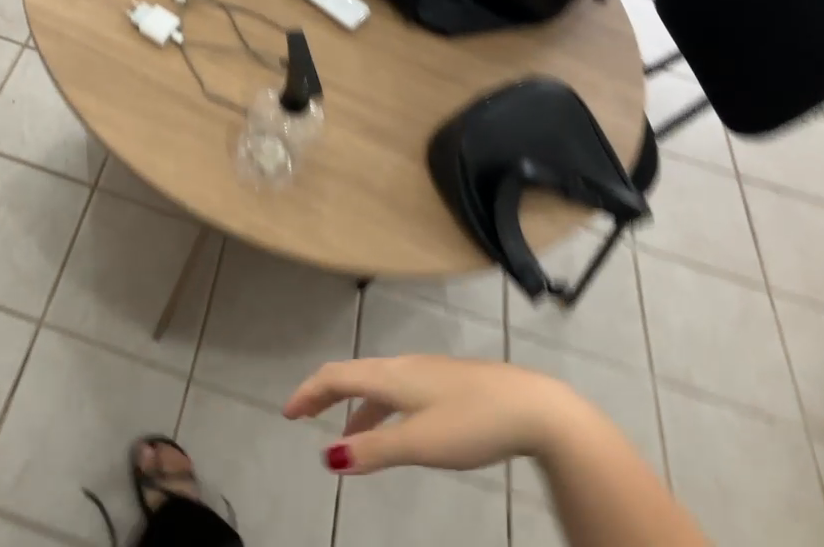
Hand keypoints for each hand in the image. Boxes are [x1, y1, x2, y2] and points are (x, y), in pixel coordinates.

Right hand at [282, 354, 577, 474]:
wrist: (535, 407)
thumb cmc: (473, 422)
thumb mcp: (420, 443)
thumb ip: (374, 450)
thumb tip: (328, 456)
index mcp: (391, 376)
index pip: (336, 376)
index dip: (309, 392)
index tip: (288, 412)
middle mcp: (404, 367)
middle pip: (353, 374)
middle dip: (326, 395)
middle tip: (305, 416)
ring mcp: (429, 373)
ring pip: (379, 385)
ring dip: (355, 407)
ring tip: (349, 439)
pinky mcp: (450, 384)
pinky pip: (399, 391)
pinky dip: (382, 409)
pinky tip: (399, 431)